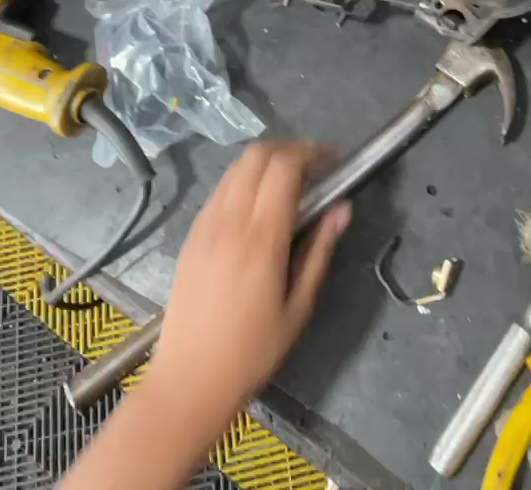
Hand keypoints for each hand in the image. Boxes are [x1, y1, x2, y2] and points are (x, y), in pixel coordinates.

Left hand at [145, 142, 351, 414]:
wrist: (188, 380)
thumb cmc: (252, 352)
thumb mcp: (298, 308)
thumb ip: (319, 251)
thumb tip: (342, 208)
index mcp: (260, 239)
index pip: (283, 167)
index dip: (311, 153)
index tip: (332, 159)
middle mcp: (228, 221)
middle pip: (257, 155)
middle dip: (289, 149)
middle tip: (314, 166)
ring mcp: (204, 225)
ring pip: (236, 167)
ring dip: (265, 161)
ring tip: (290, 181)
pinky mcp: (190, 235)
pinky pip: (220, 189)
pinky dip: (244, 180)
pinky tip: (258, 205)